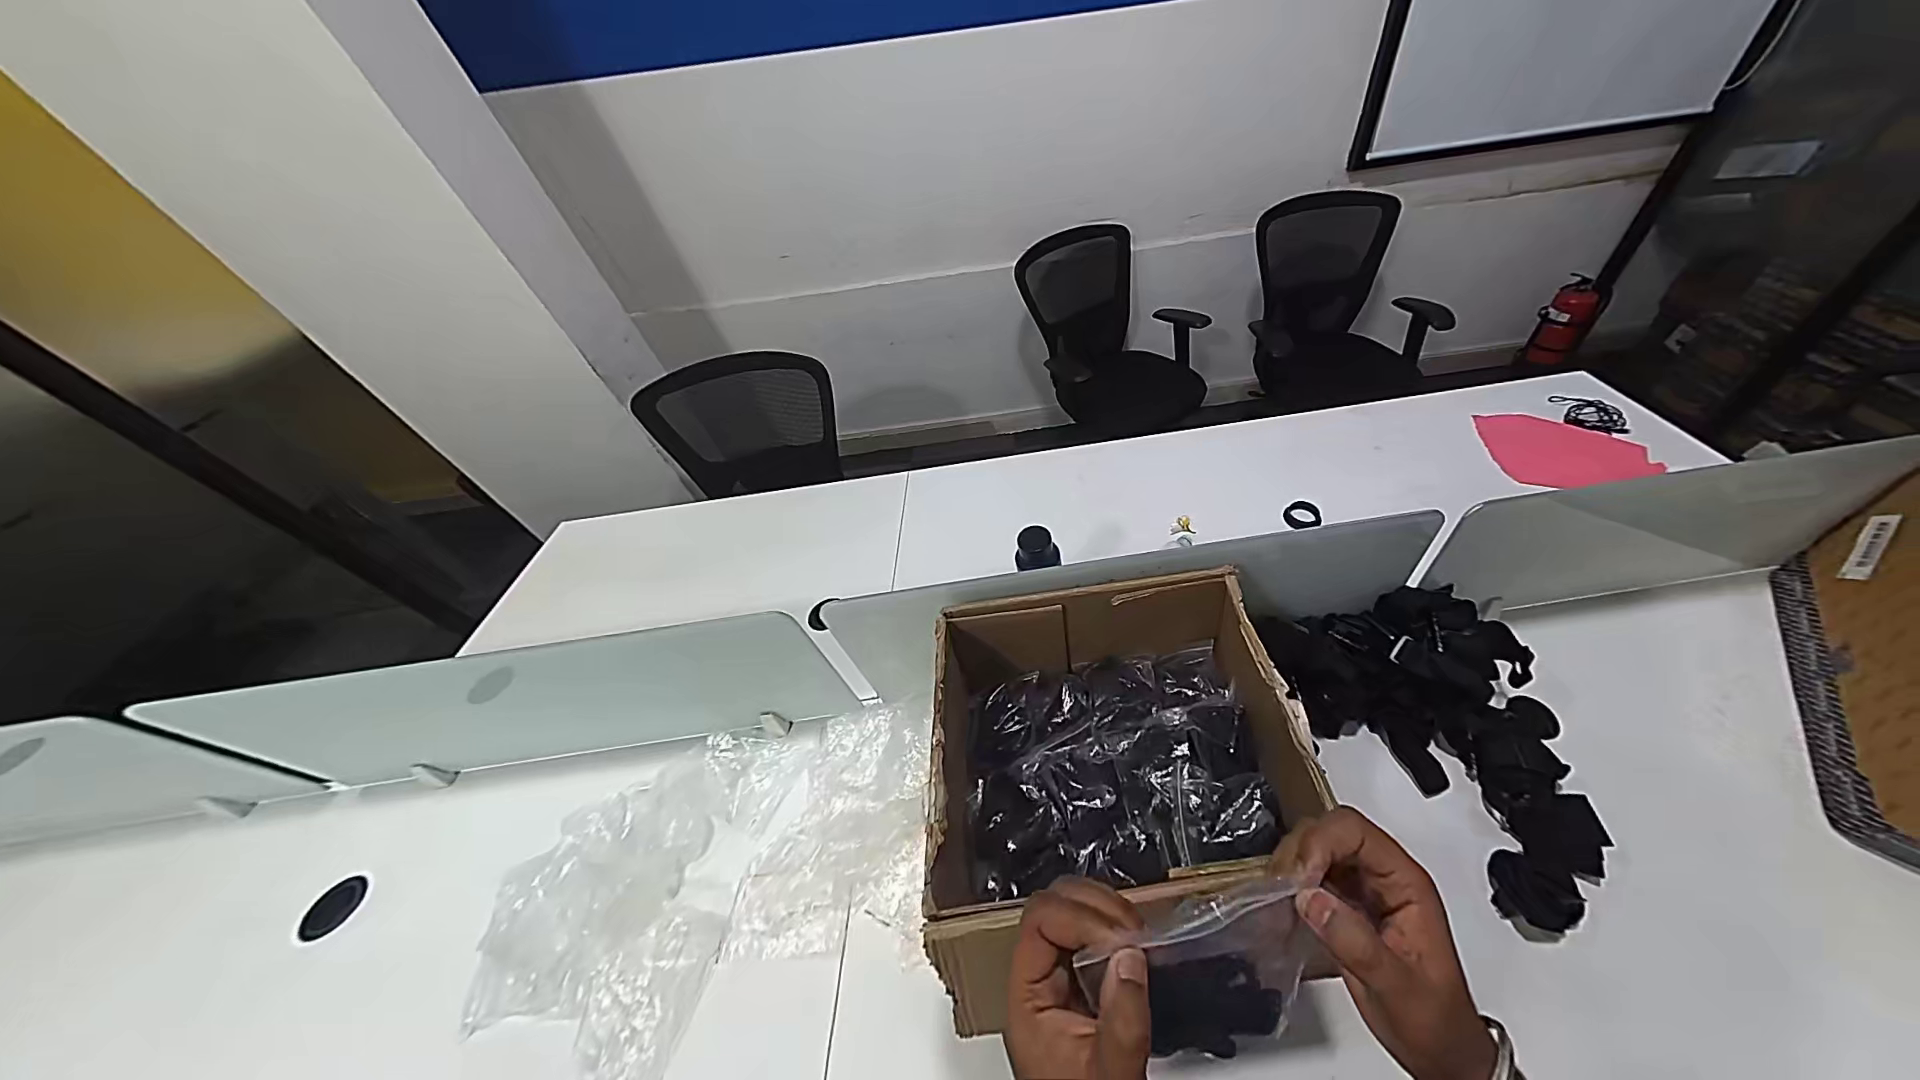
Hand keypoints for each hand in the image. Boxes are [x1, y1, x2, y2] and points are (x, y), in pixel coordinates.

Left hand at [1002, 878, 1152, 1079]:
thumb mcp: (1110, 1077)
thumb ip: (1122, 1023)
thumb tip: (1131, 957)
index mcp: (1027, 997)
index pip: (1038, 922)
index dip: (1078, 918)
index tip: (1120, 939)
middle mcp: (1037, 979)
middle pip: (1050, 906)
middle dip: (1094, 905)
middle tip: (1134, 929)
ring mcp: (1058, 979)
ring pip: (1068, 912)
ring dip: (1105, 911)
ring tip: (1137, 934)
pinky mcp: (1081, 984)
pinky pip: (1089, 937)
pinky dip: (1114, 928)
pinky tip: (1136, 942)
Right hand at [1272, 807, 1496, 1079]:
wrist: (1441, 1052)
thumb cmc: (1435, 1023)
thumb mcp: (1399, 989)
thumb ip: (1356, 943)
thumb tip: (1310, 898)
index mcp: (1405, 884)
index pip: (1354, 831)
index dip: (1321, 843)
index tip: (1300, 878)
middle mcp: (1381, 876)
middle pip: (1328, 831)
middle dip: (1299, 854)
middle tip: (1283, 890)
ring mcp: (1359, 886)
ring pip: (1312, 847)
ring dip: (1289, 867)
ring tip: (1279, 902)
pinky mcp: (1340, 900)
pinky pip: (1307, 873)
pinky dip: (1288, 884)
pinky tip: (1282, 908)